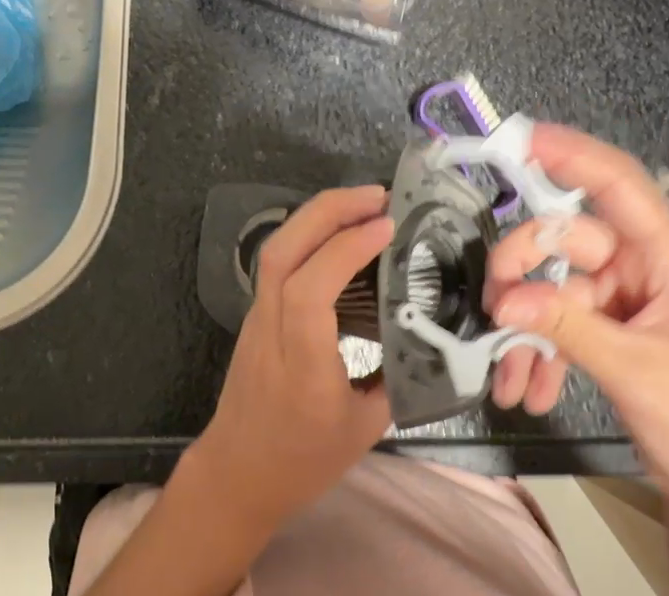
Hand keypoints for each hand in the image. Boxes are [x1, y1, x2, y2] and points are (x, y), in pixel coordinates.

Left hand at [185, 185, 393, 531]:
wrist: (236, 473)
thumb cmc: (302, 460)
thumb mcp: (365, 429)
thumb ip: (397, 378)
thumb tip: (432, 334)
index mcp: (300, 364)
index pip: (310, 289)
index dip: (345, 249)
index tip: (386, 227)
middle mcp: (270, 329)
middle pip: (282, 251)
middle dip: (327, 211)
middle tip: (377, 195)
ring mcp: (256, 316)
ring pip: (275, 249)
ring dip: (317, 216)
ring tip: (364, 203)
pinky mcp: (256, 313)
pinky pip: (278, 261)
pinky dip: (309, 235)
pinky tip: (341, 233)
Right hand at [481, 125, 668, 504]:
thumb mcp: (636, 370)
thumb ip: (568, 325)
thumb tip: (503, 299)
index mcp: (668, 261)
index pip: (620, 186)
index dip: (573, 155)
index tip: (521, 139)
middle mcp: (642, 270)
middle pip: (567, 241)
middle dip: (524, 269)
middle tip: (494, 303)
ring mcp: (621, 302)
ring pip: (553, 289)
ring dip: (525, 329)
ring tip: (508, 371)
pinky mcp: (607, 334)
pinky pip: (557, 326)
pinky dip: (537, 354)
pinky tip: (527, 391)